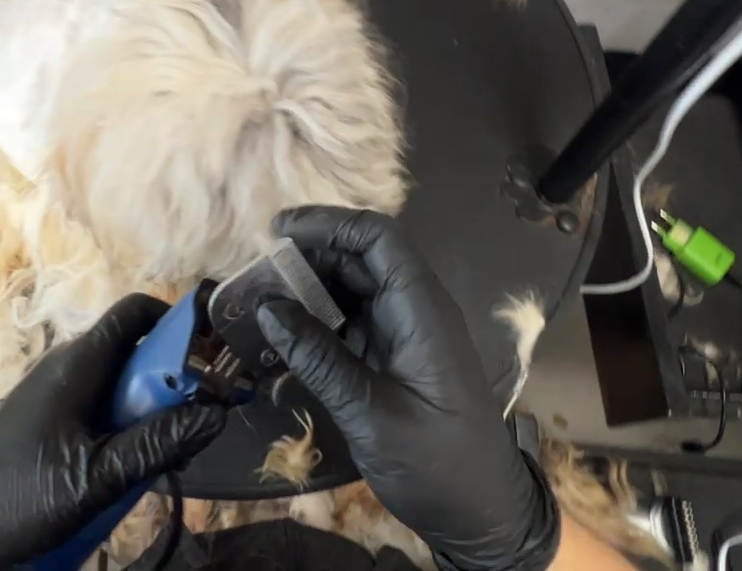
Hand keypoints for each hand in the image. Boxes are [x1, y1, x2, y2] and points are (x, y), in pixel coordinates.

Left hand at [0, 294, 226, 570]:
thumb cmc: (15, 498)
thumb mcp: (94, 479)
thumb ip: (155, 444)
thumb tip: (216, 412)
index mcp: (79, 362)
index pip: (136, 311)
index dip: (176, 321)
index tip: (206, 358)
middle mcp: (67, 364)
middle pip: (132, 350)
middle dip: (166, 380)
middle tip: (187, 422)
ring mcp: (52, 391)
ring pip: (115, 381)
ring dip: (144, 408)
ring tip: (159, 453)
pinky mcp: (43, 418)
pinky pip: (95, 404)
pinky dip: (119, 424)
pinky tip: (121, 468)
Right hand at [257, 207, 559, 570]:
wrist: (482, 518)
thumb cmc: (435, 463)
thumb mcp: (367, 411)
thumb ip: (317, 357)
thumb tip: (267, 307)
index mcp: (420, 307)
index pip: (377, 238)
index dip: (329, 223)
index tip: (279, 230)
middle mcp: (413, 308)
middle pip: (359, 258)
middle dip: (309, 257)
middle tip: (260, 272)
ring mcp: (403, 331)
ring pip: (352, 288)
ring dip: (309, 290)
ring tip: (263, 301)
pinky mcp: (392, 356)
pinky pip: (351, 322)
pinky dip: (318, 323)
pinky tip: (285, 336)